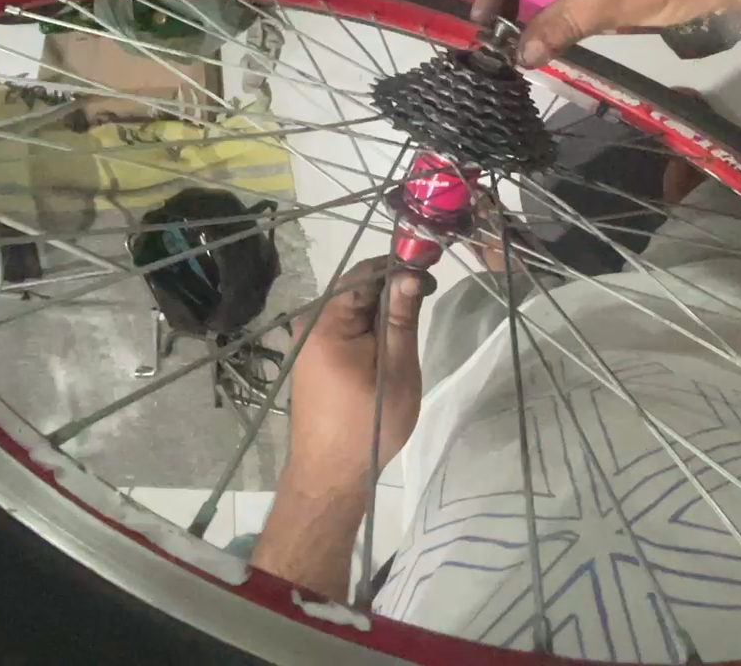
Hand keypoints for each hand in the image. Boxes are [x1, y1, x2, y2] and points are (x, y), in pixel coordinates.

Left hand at [282, 258, 434, 493]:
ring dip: (382, 302)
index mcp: (326, 321)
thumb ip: (402, 317)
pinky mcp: (312, 351)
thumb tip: (411, 273)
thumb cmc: (367, 424)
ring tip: (414, 310)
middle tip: (429, 291)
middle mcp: (310, 321)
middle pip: (356, 286)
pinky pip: (343, 321)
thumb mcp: (396, 369)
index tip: (432, 268)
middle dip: (392, 283)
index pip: (366, 273)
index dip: (400, 265)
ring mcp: (308, 336)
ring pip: (352, 303)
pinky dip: (368, 320)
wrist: (329, 475)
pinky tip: (389, 332)